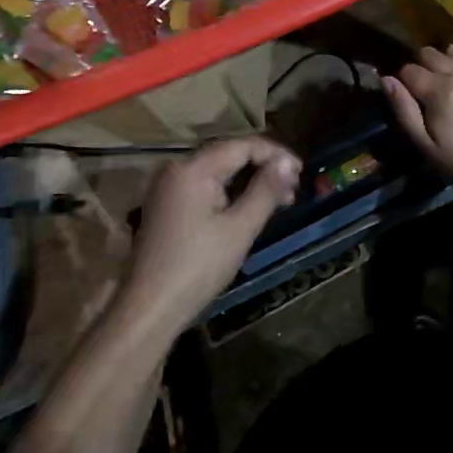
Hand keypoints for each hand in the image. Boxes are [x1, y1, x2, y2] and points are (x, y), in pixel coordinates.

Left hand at [124, 137, 300, 325]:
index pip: (243, 145)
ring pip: (218, 171)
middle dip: (264, 167)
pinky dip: (230, 192)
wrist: (151, 306)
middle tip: (293, 189)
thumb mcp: (240, 228)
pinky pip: (205, 186)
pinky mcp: (167, 205)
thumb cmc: (199, 266)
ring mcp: (168, 187)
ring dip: (249, 181)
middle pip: (229, 154)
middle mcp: (176, 169)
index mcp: (193, 169)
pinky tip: (249, 208)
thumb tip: (288, 163)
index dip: (276, 155)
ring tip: (278, 201)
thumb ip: (266, 190)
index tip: (301, 173)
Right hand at [383, 46, 452, 203]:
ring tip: (439, 82)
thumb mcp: (422, 141)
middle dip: (419, 66)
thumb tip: (385, 78)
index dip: (400, 80)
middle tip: (420, 90)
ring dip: (440, 61)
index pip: (408, 69)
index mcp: (440, 92)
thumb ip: (403, 108)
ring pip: (450, 50)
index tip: (403, 94)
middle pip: (428, 53)